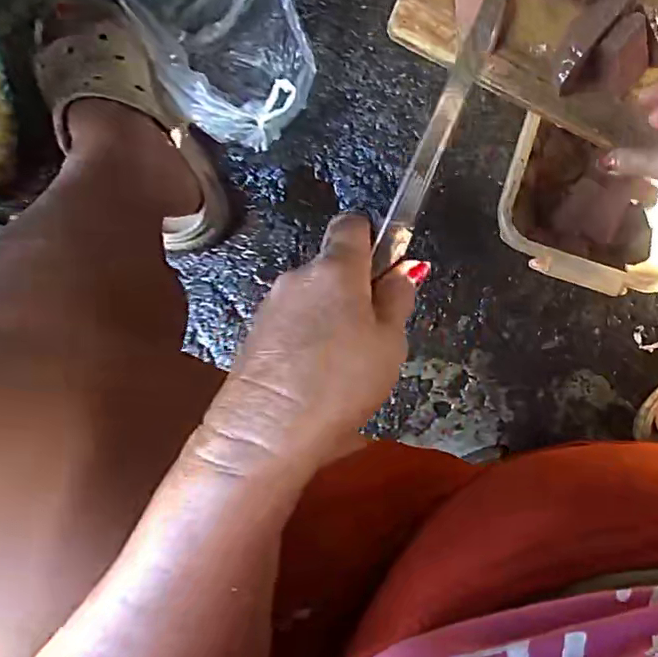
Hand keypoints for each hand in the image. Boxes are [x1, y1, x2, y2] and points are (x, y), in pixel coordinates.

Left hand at [200, 215, 424, 470]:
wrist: (266, 431)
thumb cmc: (341, 382)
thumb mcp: (389, 342)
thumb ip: (397, 299)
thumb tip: (403, 270)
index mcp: (335, 268)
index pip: (352, 225)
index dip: (373, 239)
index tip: (386, 268)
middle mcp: (298, 276)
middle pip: (332, 267)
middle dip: (355, 290)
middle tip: (376, 331)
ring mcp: (272, 306)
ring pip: (313, 299)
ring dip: (331, 318)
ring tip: (347, 364)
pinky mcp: (255, 336)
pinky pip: (292, 325)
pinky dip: (308, 340)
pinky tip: (318, 377)